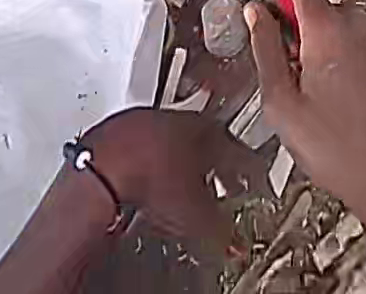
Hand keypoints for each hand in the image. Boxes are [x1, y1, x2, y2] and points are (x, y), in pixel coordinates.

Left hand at [83, 107, 259, 247]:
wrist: (109, 162)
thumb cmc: (153, 177)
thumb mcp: (195, 214)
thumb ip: (221, 229)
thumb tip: (236, 246)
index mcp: (209, 133)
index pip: (240, 152)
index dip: (251, 171)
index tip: (256, 180)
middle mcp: (185, 119)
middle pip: (211, 141)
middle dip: (220, 164)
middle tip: (226, 183)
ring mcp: (156, 119)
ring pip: (182, 138)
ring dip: (190, 159)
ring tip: (191, 183)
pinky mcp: (130, 126)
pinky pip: (155, 140)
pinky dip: (163, 156)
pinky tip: (157, 176)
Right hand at [245, 0, 365, 213]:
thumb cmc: (335, 144)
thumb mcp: (280, 99)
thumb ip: (264, 46)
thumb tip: (254, 12)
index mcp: (325, 26)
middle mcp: (348, 23)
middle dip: (287, 21)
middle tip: (277, 60)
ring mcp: (363, 38)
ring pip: (320, 20)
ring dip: (304, 40)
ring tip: (299, 85)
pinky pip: (336, 35)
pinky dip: (321, 50)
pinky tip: (318, 90)